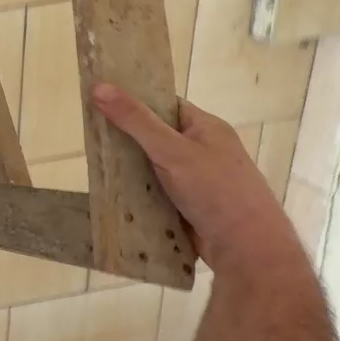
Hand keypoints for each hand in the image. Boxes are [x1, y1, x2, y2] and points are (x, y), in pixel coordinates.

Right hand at [91, 84, 304, 276]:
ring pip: (152, 160)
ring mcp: (198, 177)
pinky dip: (136, 183)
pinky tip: (113, 183)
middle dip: (125, 131)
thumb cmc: (218, 193)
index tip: (98, 96)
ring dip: (128, 160)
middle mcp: (204, 149)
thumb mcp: (172, 151)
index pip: (164, 102)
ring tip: (94, 155)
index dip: (133, 98)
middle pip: (155, 131)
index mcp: (208, 129)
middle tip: (90, 127)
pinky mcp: (189, 201)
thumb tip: (98, 85)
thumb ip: (135, 119)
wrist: (249, 255)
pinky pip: (155, 183)